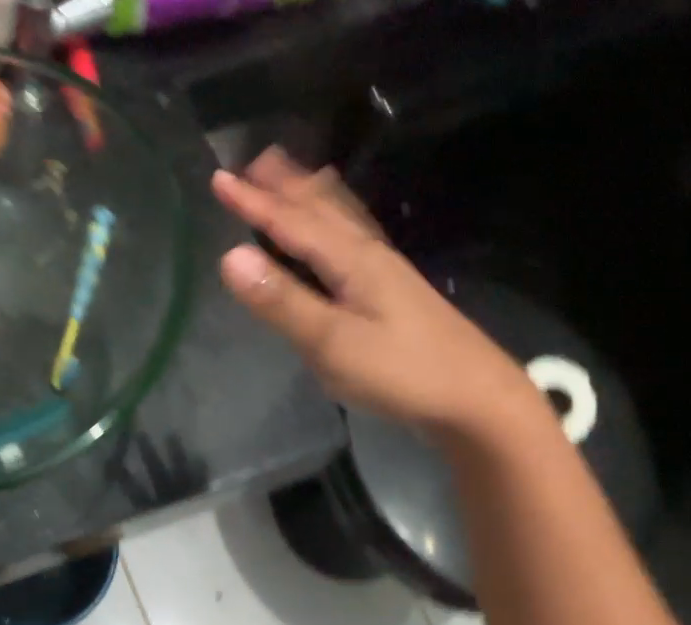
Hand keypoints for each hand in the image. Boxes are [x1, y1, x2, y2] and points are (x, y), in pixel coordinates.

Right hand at [213, 148, 540, 438]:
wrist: (472, 398)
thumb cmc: (398, 371)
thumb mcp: (330, 341)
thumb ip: (281, 300)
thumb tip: (230, 256)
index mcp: (351, 260)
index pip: (292, 223)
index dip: (253, 203)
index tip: (218, 179)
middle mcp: (368, 255)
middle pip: (321, 209)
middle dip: (285, 186)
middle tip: (255, 160)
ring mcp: (383, 273)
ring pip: (340, 221)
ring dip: (311, 198)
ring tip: (294, 177)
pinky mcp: (390, 293)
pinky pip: (351, 239)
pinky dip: (333, 223)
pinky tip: (336, 232)